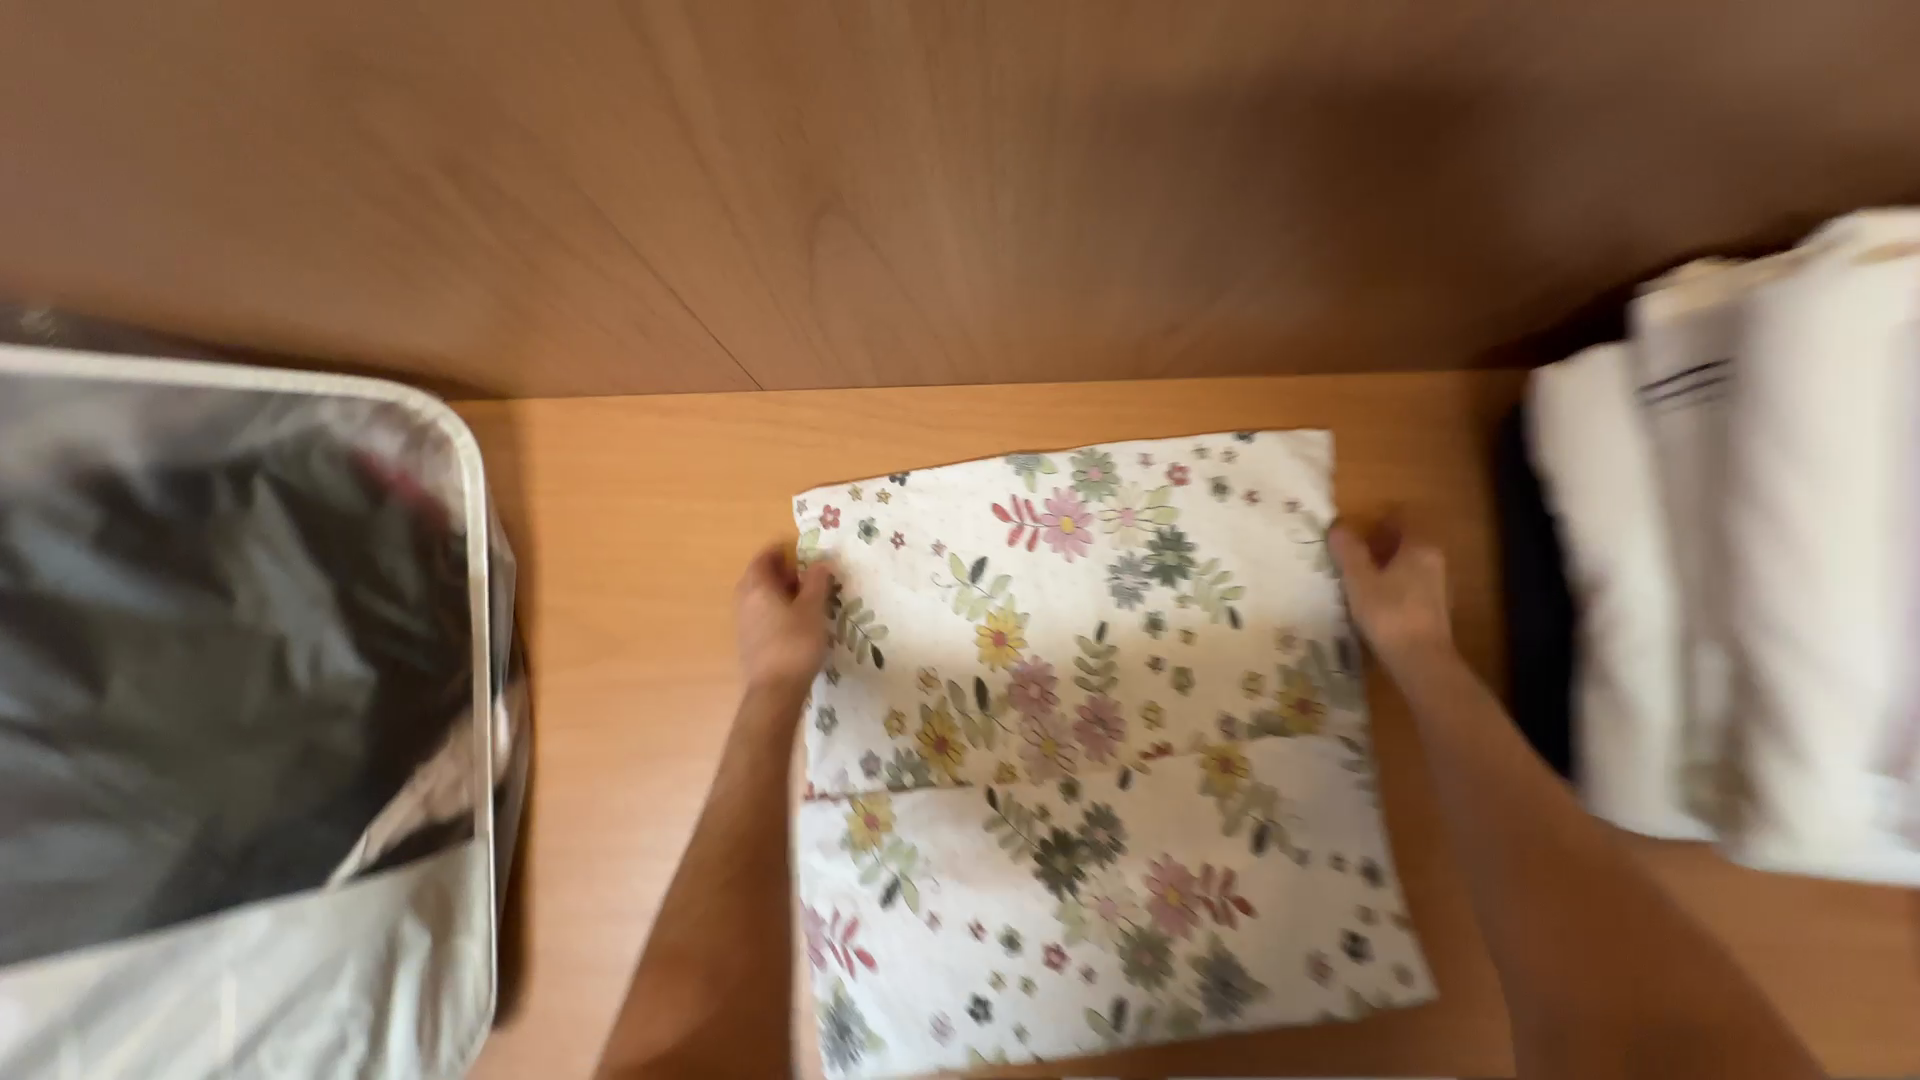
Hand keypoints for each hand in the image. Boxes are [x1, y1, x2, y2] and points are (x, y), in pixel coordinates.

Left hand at [735, 542, 833, 691]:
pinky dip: (777, 609)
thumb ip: (817, 582)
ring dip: (781, 591)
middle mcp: (744, 600)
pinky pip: (761, 614)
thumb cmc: (795, 643)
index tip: (804, 553)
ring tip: (806, 598)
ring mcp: (743, 622)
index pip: (765, 557)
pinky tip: (796, 622)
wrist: (775, 690)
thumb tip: (821, 561)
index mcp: (757, 587)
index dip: (784, 551)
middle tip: (808, 575)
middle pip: (760, 576)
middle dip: (783, 571)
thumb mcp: (813, 609)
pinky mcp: (748, 641)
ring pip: (760, 596)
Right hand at [1328, 518, 1452, 666]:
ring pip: (1409, 564)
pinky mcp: (1434, 609)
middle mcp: (1434, 561)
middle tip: (1351, 548)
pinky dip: (1393, 583)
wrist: (1419, 660)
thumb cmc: (1388, 612)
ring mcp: (1438, 586)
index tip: (1357, 524)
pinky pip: (1411, 584)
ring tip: (1357, 574)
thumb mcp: (1359, 580)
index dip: (1380, 518)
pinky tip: (1373, 599)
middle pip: (1407, 541)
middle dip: (1381, 542)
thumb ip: (1348, 551)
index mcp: (1419, 548)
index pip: (1404, 518)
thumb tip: (1337, 526)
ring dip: (1386, 564)